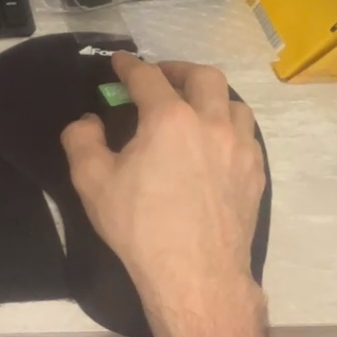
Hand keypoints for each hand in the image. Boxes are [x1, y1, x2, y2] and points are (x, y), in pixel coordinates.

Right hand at [61, 53, 267, 336]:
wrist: (194, 272)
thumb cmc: (137, 224)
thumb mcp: (90, 180)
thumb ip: (81, 140)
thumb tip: (88, 121)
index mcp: (169, 119)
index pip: (148, 78)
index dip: (129, 66)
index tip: (118, 63)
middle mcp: (212, 123)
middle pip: (204, 77)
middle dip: (177, 69)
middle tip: (158, 77)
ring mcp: (240, 148)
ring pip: (234, 102)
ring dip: (209, 96)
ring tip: (189, 107)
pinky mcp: (254, 173)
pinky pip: (245, 133)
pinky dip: (225, 124)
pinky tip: (209, 143)